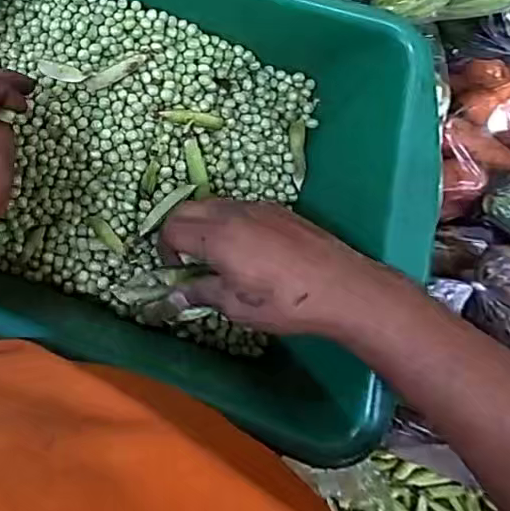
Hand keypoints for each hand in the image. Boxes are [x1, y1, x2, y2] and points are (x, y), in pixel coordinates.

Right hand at [157, 200, 413, 336]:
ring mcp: (255, 206)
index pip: (171, 229)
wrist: (344, 287)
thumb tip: (175, 293)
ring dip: (201, 223)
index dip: (165, 250)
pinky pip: (237, 206)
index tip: (177, 270)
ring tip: (215, 253)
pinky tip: (246, 246)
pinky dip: (226, 219)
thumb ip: (201, 293)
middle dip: (176, 231)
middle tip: (187, 258)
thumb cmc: (286, 303)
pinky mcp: (276, 208)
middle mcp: (231, 213)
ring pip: (211, 204)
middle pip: (185, 209)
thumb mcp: (237, 307)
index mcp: (216, 237)